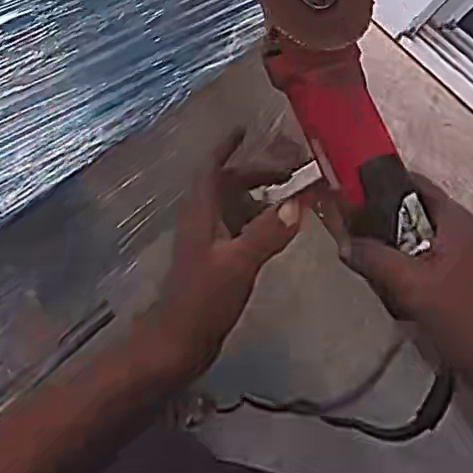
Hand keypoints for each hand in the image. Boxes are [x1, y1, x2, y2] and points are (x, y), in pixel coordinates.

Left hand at [145, 130, 303, 379]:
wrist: (176, 343)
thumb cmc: (202, 299)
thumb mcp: (238, 264)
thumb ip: (266, 234)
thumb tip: (297, 204)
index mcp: (201, 211)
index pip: (211, 167)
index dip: (226, 146)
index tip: (244, 130)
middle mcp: (202, 219)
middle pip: (227, 183)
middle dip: (256, 172)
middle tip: (290, 169)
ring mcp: (207, 240)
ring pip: (233, 205)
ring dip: (259, 195)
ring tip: (290, 195)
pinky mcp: (214, 260)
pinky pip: (237, 226)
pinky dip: (257, 220)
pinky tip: (276, 229)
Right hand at [325, 173, 472, 390]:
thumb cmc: (465, 320)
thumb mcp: (411, 287)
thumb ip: (374, 259)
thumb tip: (343, 243)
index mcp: (456, 219)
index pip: (413, 182)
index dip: (381, 184)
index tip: (352, 198)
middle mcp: (465, 229)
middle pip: (414, 212)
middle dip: (385, 225)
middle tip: (360, 242)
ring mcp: (471, 255)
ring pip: (422, 240)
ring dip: (398, 253)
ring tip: (378, 274)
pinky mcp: (471, 280)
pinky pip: (432, 261)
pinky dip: (413, 270)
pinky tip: (401, 297)